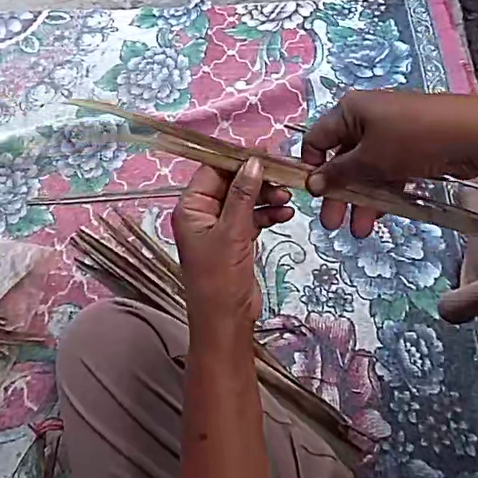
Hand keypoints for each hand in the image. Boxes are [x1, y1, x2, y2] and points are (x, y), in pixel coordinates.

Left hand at [172, 159, 293, 346]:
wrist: (226, 322)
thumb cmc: (220, 279)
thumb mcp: (233, 232)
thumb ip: (244, 195)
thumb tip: (254, 162)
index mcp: (190, 207)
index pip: (213, 171)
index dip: (238, 161)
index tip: (266, 155)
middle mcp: (201, 213)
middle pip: (231, 183)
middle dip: (257, 180)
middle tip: (283, 178)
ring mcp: (219, 227)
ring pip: (244, 200)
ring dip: (266, 197)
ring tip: (287, 199)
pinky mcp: (234, 240)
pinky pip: (252, 217)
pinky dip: (267, 214)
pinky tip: (285, 214)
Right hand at [302, 91, 477, 237]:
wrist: (474, 135)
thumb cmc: (412, 140)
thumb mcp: (369, 160)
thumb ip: (338, 174)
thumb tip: (311, 184)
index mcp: (349, 111)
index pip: (316, 140)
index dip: (312, 168)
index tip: (315, 197)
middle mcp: (365, 118)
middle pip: (340, 158)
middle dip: (338, 193)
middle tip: (334, 224)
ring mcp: (390, 132)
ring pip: (365, 168)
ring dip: (361, 198)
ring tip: (362, 230)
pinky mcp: (411, 145)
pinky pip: (387, 169)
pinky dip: (382, 190)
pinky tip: (383, 215)